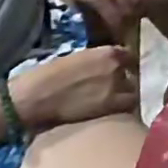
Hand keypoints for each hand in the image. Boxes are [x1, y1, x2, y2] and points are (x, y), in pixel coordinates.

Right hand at [7, 46, 137, 131]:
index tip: (121, 74)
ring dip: (125, 97)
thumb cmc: (49, 76)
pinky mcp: (110, 105)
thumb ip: (97, 61)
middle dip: (126, 82)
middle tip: (116, 92)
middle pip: (132, 75)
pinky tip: (111, 116)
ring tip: (113, 106)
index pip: (128, 57)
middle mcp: (117, 66)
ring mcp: (115, 85)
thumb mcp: (78, 59)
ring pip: (131, 92)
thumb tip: (105, 69)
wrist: (35, 97)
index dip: (125, 66)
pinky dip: (122, 111)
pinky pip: (126, 107)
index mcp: (108, 52)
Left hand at [47, 0, 143, 32]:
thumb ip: (85, 14)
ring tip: (132, 18)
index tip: (117, 41)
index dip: (118, 33)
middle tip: (126, 32)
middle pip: (130, 11)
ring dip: (136, 11)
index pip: (116, 20)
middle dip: (129, 24)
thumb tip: (95, 31)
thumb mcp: (70, 0)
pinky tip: (138, 1)